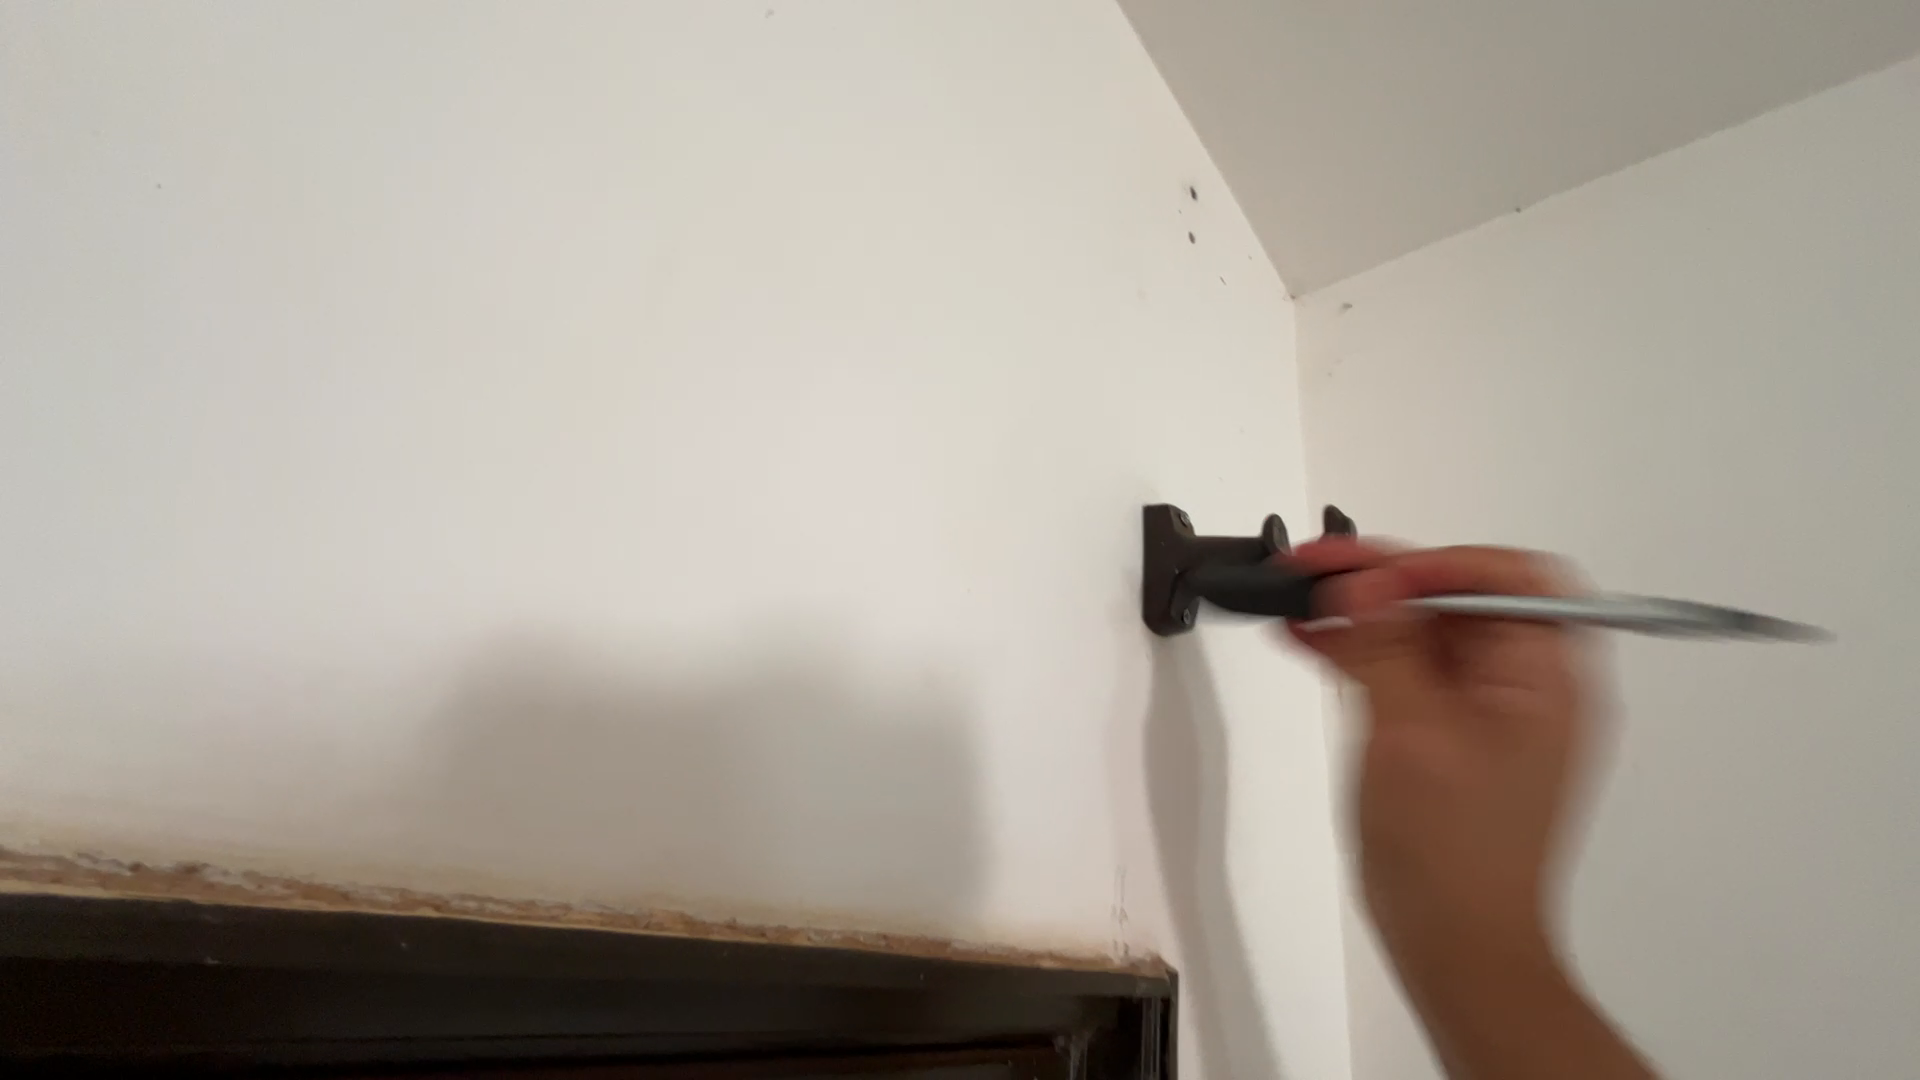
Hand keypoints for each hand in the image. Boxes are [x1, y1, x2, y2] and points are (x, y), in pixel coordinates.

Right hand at [1281, 538, 1596, 970]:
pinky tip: (1300, 635)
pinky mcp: (1431, 723)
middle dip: (1378, 575)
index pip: (1507, 578)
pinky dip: (1346, 643)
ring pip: (1411, 625)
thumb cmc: (1450, 847)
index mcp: (1541, 678)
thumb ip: (1386, 648)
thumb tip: (1360, 582)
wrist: (1448, 934)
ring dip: (1352, 605)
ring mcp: (1471, 704)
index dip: (1436, 563)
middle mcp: (1513, 681)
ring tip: (1292, 593)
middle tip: (1310, 565)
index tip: (1365, 575)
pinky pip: (1390, 661)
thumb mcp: (1414, 733)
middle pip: (1450, 596)